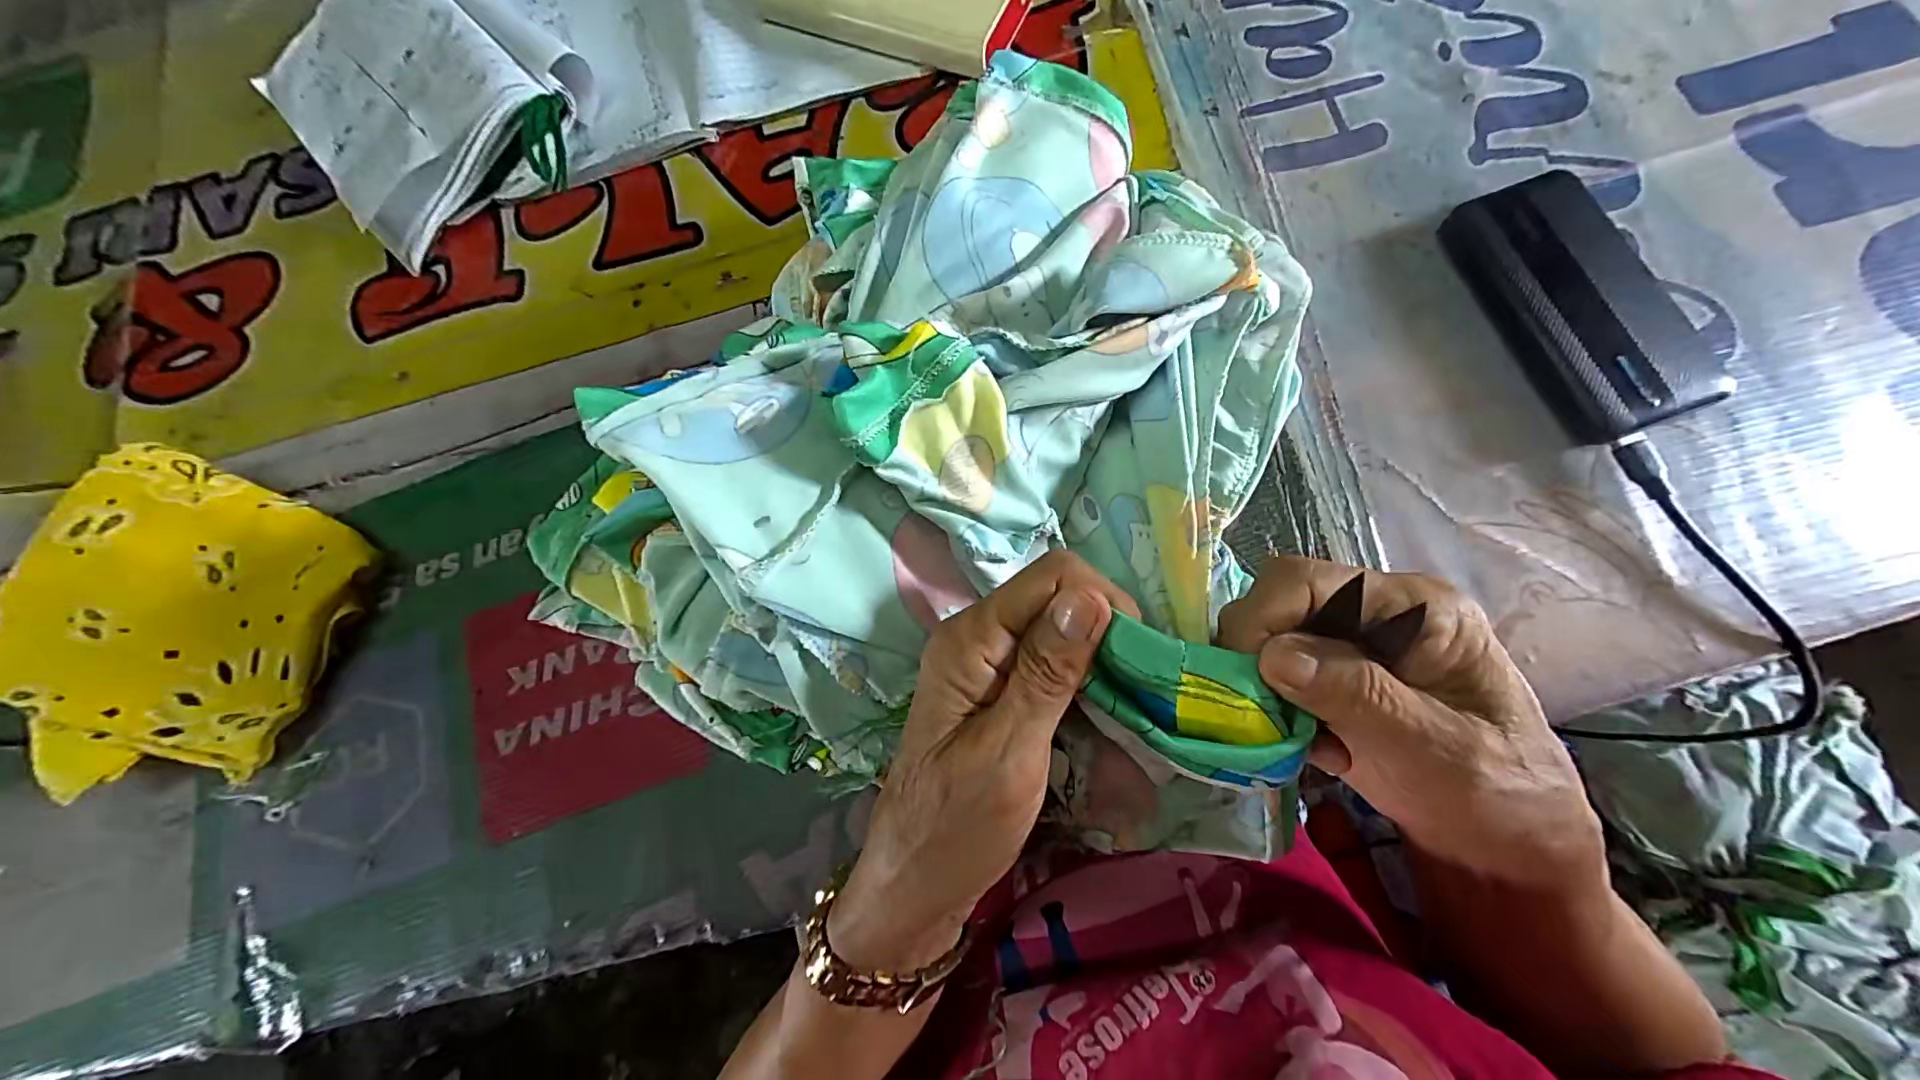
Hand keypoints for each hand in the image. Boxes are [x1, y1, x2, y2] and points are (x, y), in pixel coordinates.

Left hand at [829, 552, 1140, 969]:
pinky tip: (1106, 716)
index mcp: (969, 640)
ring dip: (1100, 660)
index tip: (1140, 658)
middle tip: (1142, 689)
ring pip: (1059, 631)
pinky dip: (1083, 682)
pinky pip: (1050, 664)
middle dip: (1107, 632)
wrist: (913, 883)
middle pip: (1057, 598)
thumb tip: (1089, 597)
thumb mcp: (1009, 753)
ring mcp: (985, 664)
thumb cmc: (957, 828)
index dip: (1103, 602)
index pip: (1051, 577)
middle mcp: (975, 637)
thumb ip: (1047, 673)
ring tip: (1132, 705)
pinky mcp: (997, 690)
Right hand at [1216, 556, 1602, 893]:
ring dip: (1264, 691)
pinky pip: (1276, 679)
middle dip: (1256, 659)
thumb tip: (1273, 656)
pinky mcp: (1335, 682)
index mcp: (1414, 607)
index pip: (1306, 581)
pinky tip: (1313, 748)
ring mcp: (1354, 647)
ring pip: (1267, 643)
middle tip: (1267, 715)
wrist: (1513, 848)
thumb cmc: (1497, 796)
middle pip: (1277, 606)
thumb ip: (1358, 696)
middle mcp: (1376, 613)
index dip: (1260, 619)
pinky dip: (1276, 712)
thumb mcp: (1434, 748)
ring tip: (1300, 740)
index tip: (1247, 678)